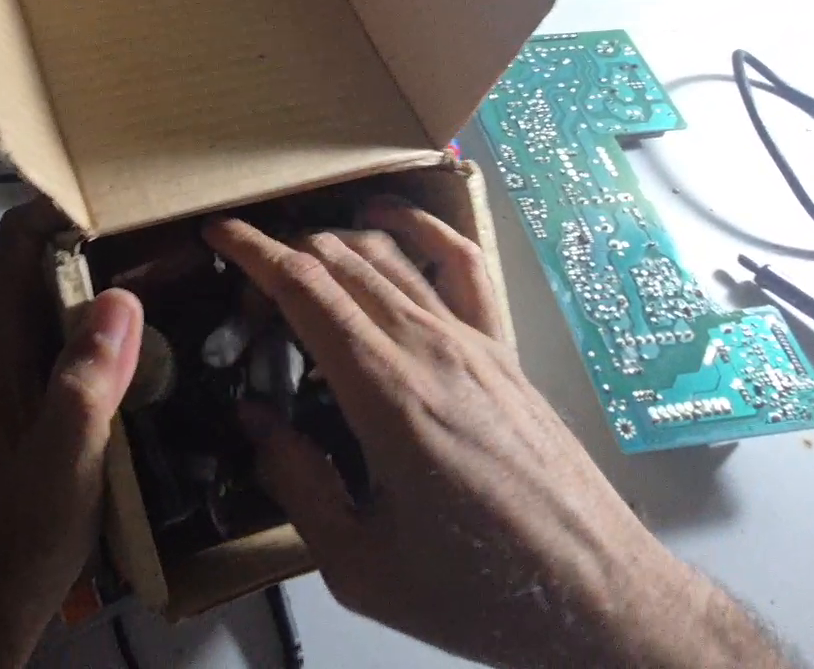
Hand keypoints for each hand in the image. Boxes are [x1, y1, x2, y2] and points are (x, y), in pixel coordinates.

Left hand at [0, 200, 142, 667]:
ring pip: (71, 288)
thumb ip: (84, 383)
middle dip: (101, 226)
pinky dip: (123, 306)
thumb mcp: (63, 458)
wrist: (6, 585)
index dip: (56, 205)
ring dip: (116, 262)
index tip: (119, 190)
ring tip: (179, 249)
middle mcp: (15, 337)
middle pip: (48, 255)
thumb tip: (123, 298)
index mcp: (4, 340)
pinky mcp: (57, 383)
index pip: (16, 243)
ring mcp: (36, 360)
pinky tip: (166, 312)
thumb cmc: (27, 524)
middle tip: (168, 215)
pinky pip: (88, 326)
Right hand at [205, 199, 791, 668]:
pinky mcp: (500, 344)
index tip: (217, 233)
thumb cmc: (475, 587)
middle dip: (278, 260)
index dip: (252, 251)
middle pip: (336, 260)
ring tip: (296, 269)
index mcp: (384, 393)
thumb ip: (296, 482)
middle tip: (248, 305)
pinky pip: (457, 261)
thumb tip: (254, 420)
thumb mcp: (360, 565)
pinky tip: (385, 219)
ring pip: (385, 254)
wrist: (597, 594)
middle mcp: (425, 345)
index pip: (304, 287)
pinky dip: (415, 226)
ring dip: (328, 245)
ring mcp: (469, 337)